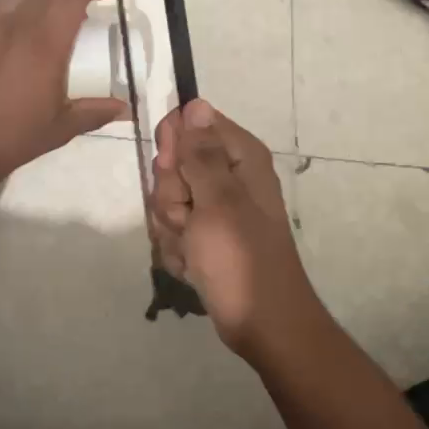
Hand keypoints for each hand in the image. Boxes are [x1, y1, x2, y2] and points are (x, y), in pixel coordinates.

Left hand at [0, 0, 126, 185]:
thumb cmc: (16, 136)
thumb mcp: (63, 127)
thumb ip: (96, 111)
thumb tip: (125, 108)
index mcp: (45, 43)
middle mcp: (16, 25)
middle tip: (74, 21)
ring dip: (34, 1)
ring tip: (38, 22)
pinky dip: (2, 9)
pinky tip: (4, 29)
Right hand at [150, 100, 317, 358]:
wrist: (263, 327)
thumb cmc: (242, 259)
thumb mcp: (218, 200)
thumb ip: (201, 151)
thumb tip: (195, 102)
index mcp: (239, 157)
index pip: (188, 123)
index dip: (173, 146)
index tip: (174, 171)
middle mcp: (227, 175)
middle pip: (172, 163)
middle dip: (169, 195)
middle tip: (188, 219)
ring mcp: (214, 208)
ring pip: (165, 199)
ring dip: (171, 227)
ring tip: (194, 249)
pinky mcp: (203, 236)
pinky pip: (170, 229)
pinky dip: (177, 249)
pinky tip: (194, 265)